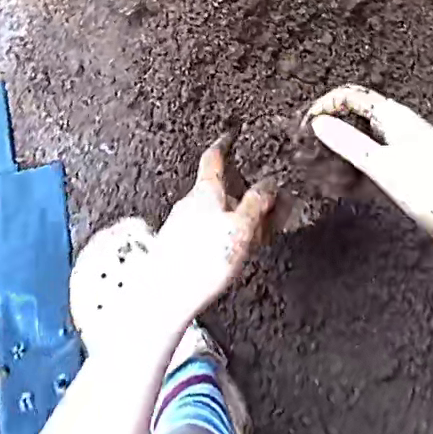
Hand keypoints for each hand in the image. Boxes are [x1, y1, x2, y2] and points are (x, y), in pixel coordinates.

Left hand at [145, 135, 277, 320]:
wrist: (164, 298)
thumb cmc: (202, 262)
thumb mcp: (242, 229)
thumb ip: (257, 203)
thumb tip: (268, 183)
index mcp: (205, 191)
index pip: (214, 156)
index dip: (224, 143)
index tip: (231, 135)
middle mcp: (189, 202)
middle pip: (215, 188)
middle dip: (235, 192)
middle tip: (256, 205)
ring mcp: (178, 224)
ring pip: (208, 211)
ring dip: (227, 217)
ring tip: (246, 238)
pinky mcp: (173, 246)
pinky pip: (200, 231)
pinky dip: (215, 234)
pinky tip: (224, 255)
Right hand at [306, 84, 432, 277]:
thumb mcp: (384, 167)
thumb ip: (349, 144)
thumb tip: (319, 123)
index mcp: (396, 117)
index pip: (352, 96)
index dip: (326, 106)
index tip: (306, 126)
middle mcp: (402, 127)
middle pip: (358, 115)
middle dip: (331, 125)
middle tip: (309, 145)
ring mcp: (407, 148)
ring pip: (365, 138)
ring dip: (342, 147)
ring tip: (322, 166)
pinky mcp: (411, 170)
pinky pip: (376, 159)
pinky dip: (357, 166)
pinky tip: (348, 183)